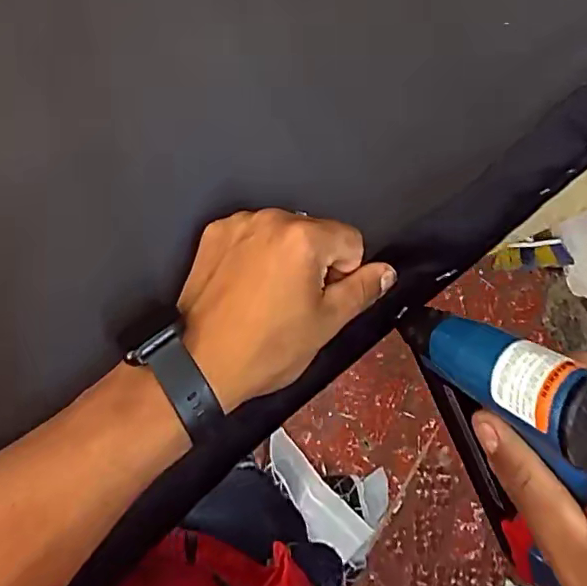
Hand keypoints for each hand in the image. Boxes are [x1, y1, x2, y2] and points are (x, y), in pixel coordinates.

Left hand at [176, 209, 394, 412]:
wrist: (201, 364)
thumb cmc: (262, 348)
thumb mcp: (326, 323)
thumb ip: (362, 290)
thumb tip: (385, 272)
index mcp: (303, 238)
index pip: (350, 239)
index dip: (344, 273)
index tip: (322, 296)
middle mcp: (271, 220)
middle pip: (316, 232)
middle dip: (313, 262)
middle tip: (294, 301)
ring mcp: (240, 224)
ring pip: (283, 232)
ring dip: (283, 255)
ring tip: (267, 296)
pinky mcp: (216, 233)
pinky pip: (251, 234)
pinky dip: (254, 253)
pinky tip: (246, 286)